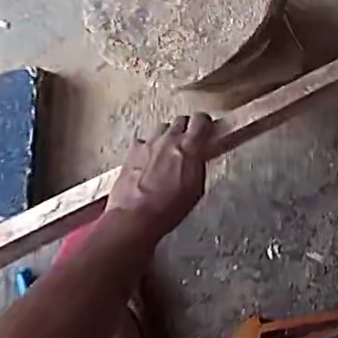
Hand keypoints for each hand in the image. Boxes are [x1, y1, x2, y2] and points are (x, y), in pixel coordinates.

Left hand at [107, 114, 210, 240]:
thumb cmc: (169, 208)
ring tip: (166, 150)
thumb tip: (199, 157)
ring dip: (166, 135)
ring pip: (161, 128)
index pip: (200, 119)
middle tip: (186, 141)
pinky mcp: (131, 152)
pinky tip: (147, 159)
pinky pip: (142, 141)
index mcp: (190, 147)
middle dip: (185, 128)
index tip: (205, 129)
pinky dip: (147, 147)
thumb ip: (198, 164)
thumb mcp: (197, 188)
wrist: (134, 218)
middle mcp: (169, 140)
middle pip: (180, 120)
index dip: (204, 123)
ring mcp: (149, 144)